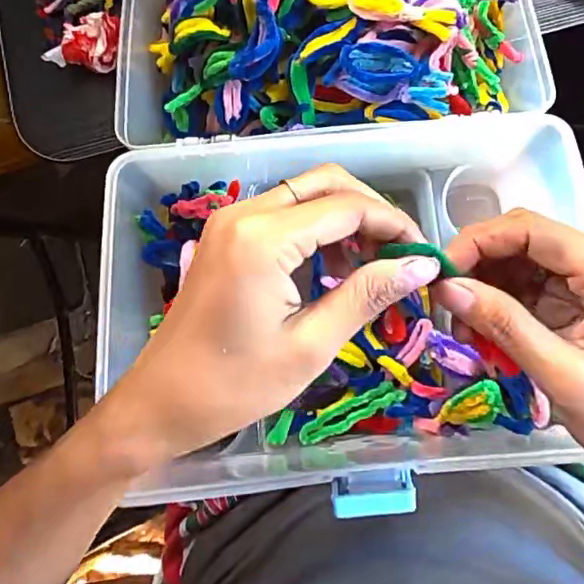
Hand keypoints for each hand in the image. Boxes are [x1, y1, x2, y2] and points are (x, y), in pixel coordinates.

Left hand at [90, 165, 438, 466]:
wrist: (160, 402)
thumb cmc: (234, 386)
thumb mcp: (309, 345)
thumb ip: (366, 295)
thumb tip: (421, 265)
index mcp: (263, 239)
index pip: (347, 206)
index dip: (394, 225)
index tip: (424, 255)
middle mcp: (245, 213)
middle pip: (326, 181)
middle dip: (372, 211)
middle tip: (400, 254)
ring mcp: (230, 220)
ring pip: (305, 192)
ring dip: (345, 217)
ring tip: (371, 266)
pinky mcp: (226, 234)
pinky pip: (284, 212)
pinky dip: (317, 227)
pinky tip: (333, 266)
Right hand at [435, 209, 583, 490]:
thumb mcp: (563, 376)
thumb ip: (504, 325)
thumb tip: (448, 288)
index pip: (534, 230)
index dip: (481, 242)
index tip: (441, 271)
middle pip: (528, 241)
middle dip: (481, 265)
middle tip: (445, 300)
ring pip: (526, 265)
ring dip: (488, 288)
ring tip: (463, 327)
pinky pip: (535, 291)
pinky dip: (505, 307)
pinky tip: (484, 332)